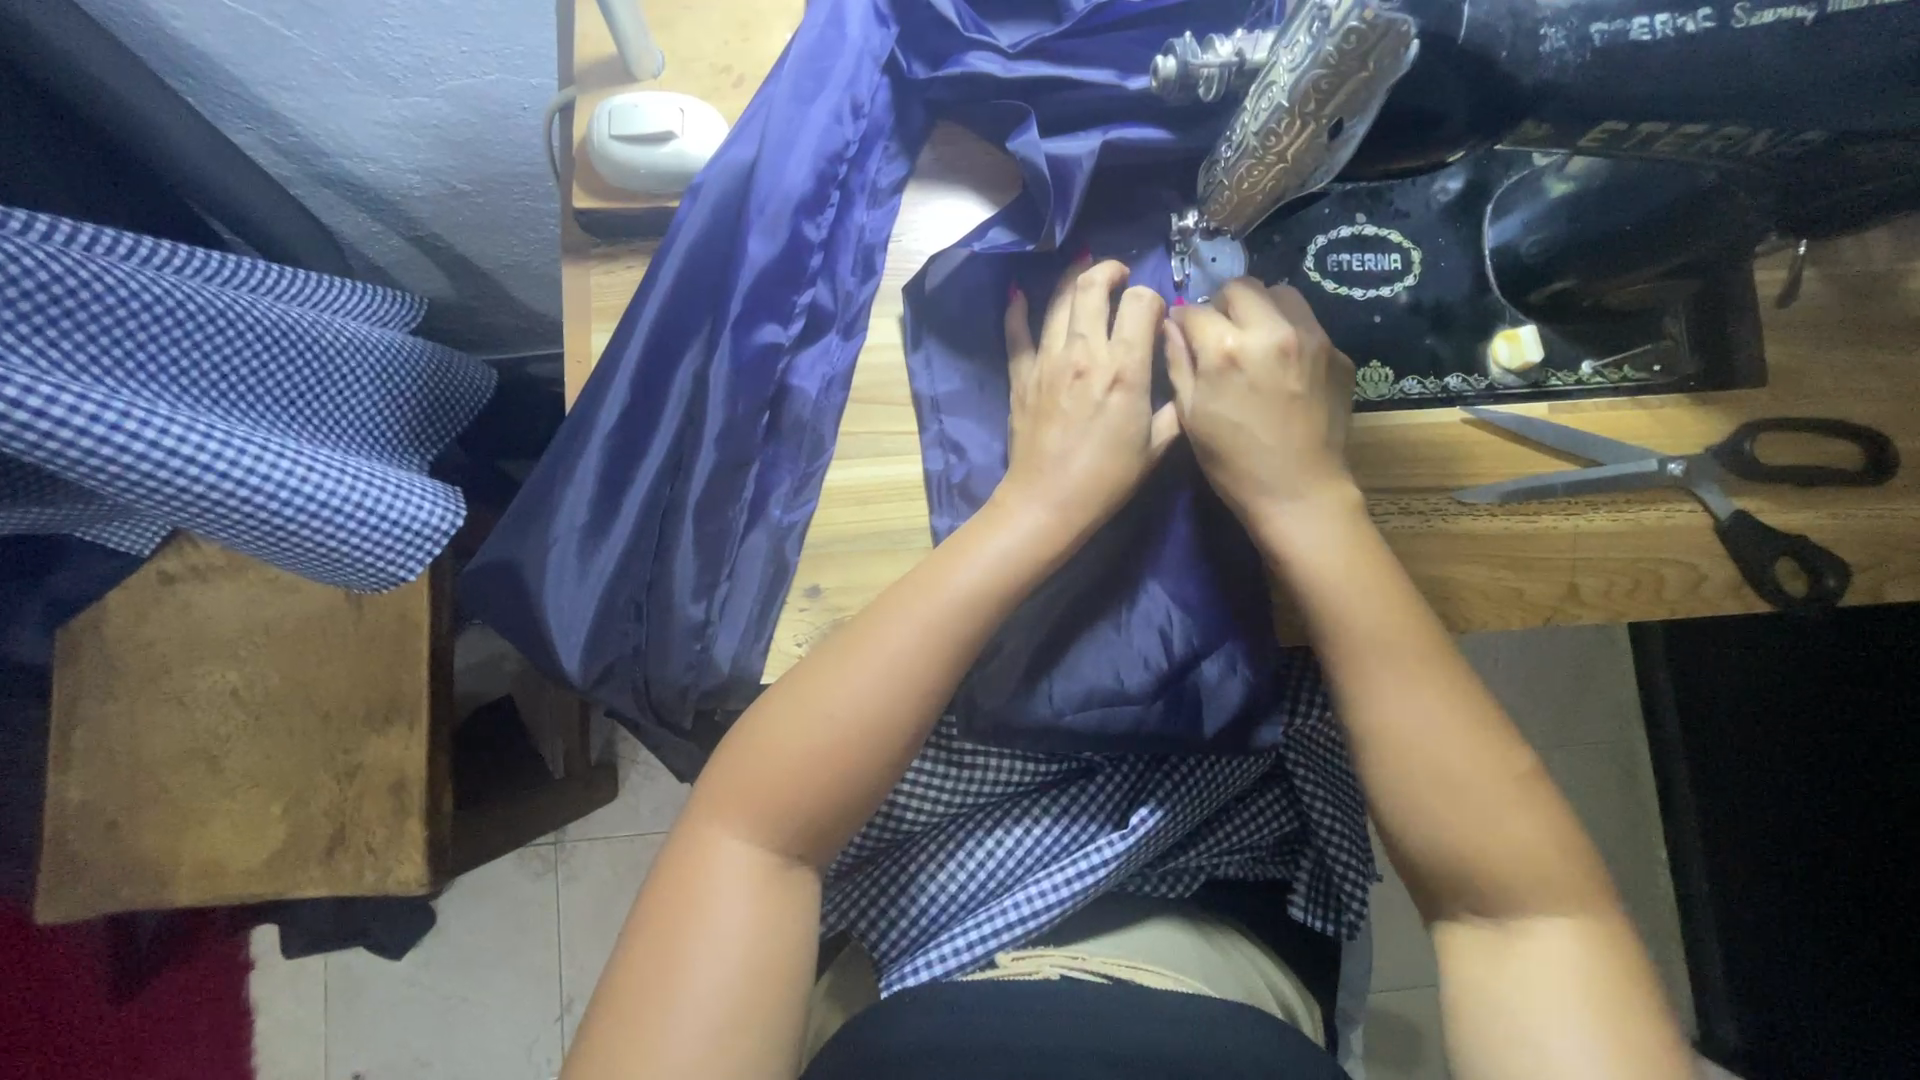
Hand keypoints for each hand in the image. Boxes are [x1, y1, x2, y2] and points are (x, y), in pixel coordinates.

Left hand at [994, 258, 1180, 541]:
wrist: (1048, 502)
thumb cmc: (1108, 479)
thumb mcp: (1157, 446)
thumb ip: (1175, 405)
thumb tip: (1184, 374)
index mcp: (1125, 368)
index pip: (1141, 302)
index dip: (1152, 297)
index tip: (1154, 311)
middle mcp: (1084, 353)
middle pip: (1093, 287)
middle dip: (1110, 270)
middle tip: (1119, 274)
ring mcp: (1047, 361)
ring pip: (1057, 301)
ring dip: (1072, 279)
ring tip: (1083, 271)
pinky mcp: (1020, 375)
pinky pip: (1016, 332)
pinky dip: (1017, 310)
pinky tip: (1019, 294)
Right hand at [1165, 278, 1357, 528]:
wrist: (1298, 492)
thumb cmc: (1232, 462)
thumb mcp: (1191, 415)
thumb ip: (1177, 362)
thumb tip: (1171, 326)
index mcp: (1225, 349)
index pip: (1195, 309)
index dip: (1184, 322)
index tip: (1184, 336)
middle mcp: (1271, 330)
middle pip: (1241, 287)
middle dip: (1223, 305)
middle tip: (1220, 335)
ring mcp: (1311, 338)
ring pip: (1281, 294)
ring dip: (1261, 309)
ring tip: (1256, 341)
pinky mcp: (1337, 352)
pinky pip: (1307, 323)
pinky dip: (1290, 333)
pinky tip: (1285, 368)